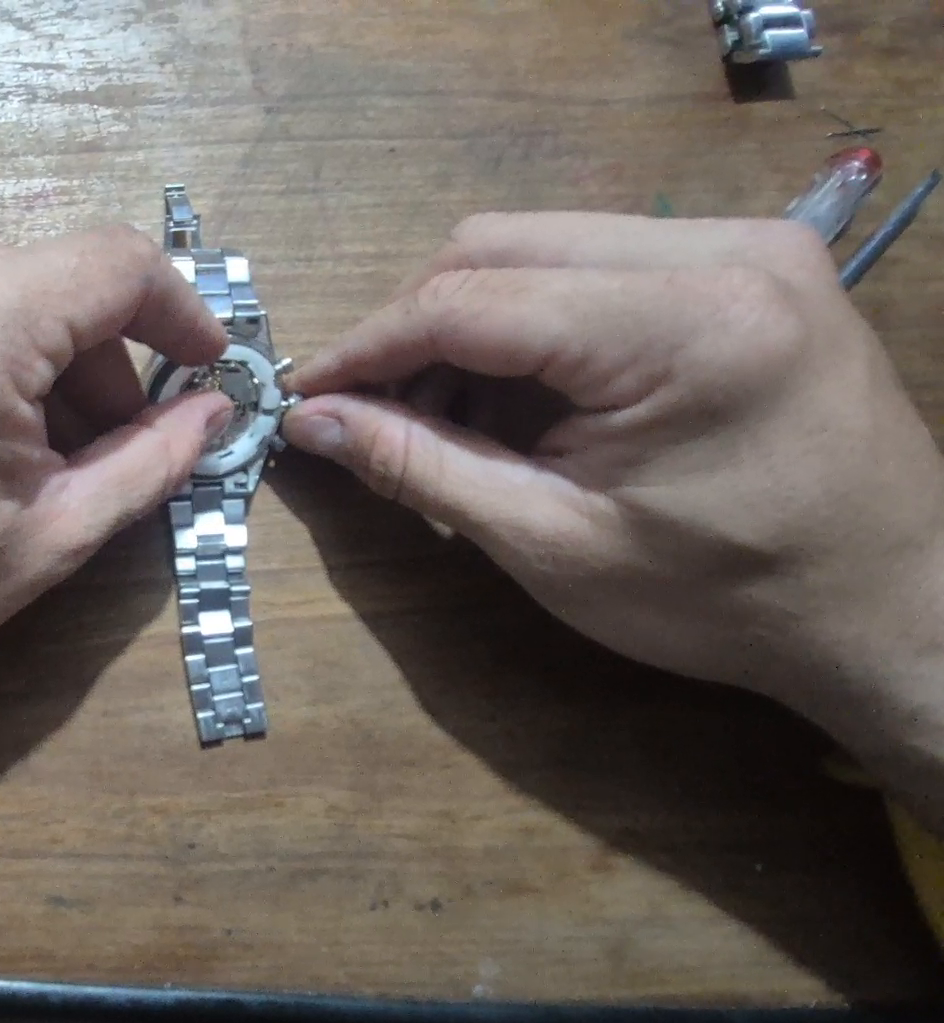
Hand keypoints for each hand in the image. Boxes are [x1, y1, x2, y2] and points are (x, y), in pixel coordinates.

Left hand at [0, 227, 230, 733]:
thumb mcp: (52, 536)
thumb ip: (150, 460)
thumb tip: (215, 411)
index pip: (114, 264)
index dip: (179, 311)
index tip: (204, 367)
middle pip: (56, 277)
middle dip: (102, 358)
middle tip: (106, 446)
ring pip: (1, 285)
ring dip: (43, 357)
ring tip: (34, 451)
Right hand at [278, 212, 943, 735]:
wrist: (892, 609)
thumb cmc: (719, 596)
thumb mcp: (544, 540)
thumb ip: (416, 466)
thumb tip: (309, 422)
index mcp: (684, 327)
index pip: (467, 301)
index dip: (363, 347)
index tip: (302, 397)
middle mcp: (718, 252)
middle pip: (489, 248)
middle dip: (404, 330)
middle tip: (364, 411)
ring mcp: (734, 249)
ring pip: (523, 248)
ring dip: (450, 329)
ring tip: (430, 418)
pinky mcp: (732, 270)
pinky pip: (571, 269)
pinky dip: (504, 329)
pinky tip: (495, 400)